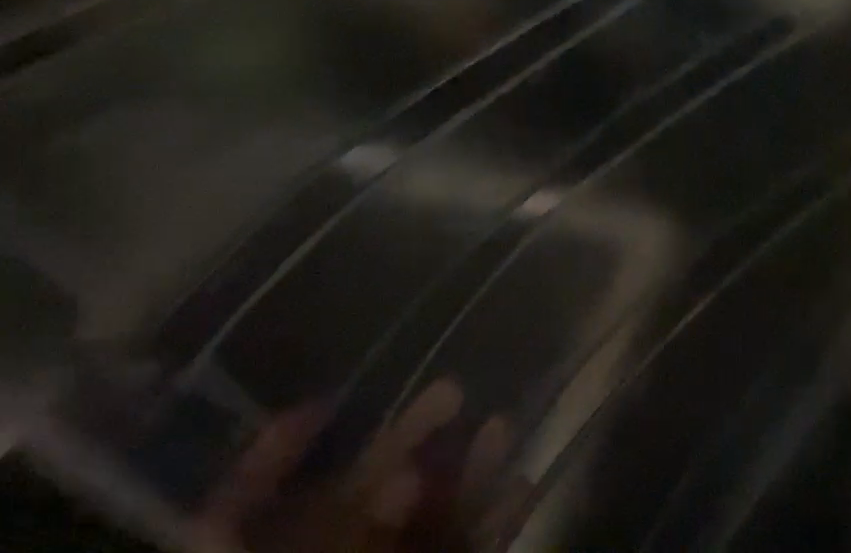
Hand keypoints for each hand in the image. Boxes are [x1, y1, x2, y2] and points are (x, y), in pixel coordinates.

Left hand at [197, 380, 529, 552]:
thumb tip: (299, 503)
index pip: (248, 511)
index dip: (278, 459)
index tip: (326, 408)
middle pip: (358, 499)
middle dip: (405, 443)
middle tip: (451, 393)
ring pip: (424, 521)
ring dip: (466, 473)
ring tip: (498, 426)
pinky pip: (474, 548)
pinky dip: (499, 519)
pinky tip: (523, 484)